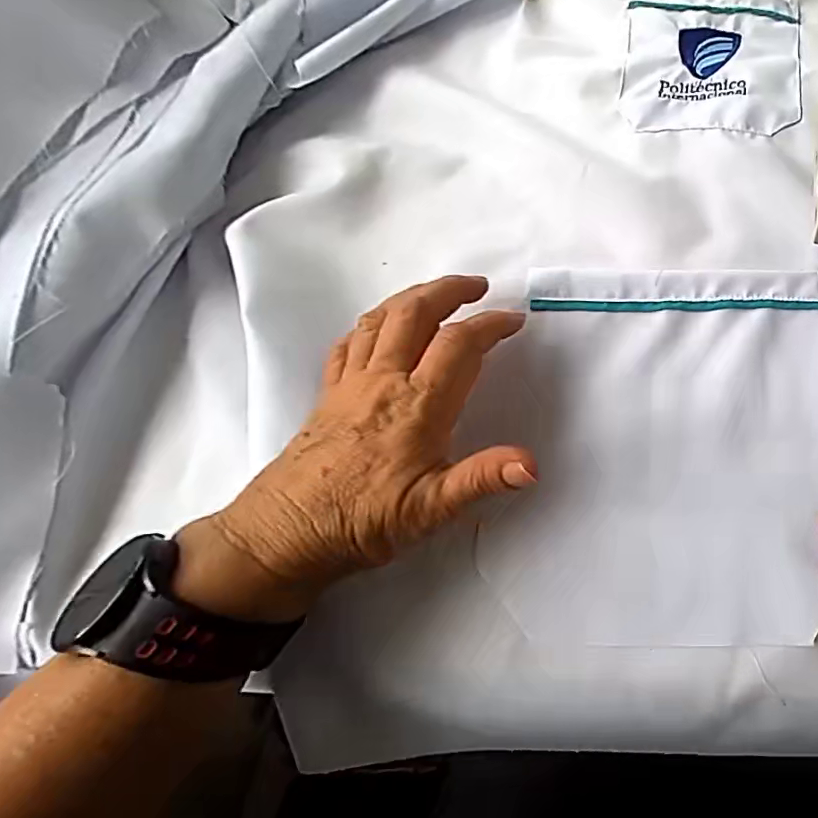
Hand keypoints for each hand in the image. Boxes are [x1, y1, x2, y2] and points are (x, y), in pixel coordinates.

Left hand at [171, 275, 535, 621]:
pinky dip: (369, 325)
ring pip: (380, 319)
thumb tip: (529, 465)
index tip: (512, 320)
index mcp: (416, 406)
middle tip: (475, 286)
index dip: (490, 326)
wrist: (289, 531)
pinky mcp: (328, 396)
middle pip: (415, 313)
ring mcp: (350, 385)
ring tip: (433, 294)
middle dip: (449, 290)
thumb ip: (482, 479)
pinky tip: (377, 329)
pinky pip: (348, 343)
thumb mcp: (431, 509)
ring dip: (411, 298)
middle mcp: (382, 382)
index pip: (459, 345)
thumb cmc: (361, 521)